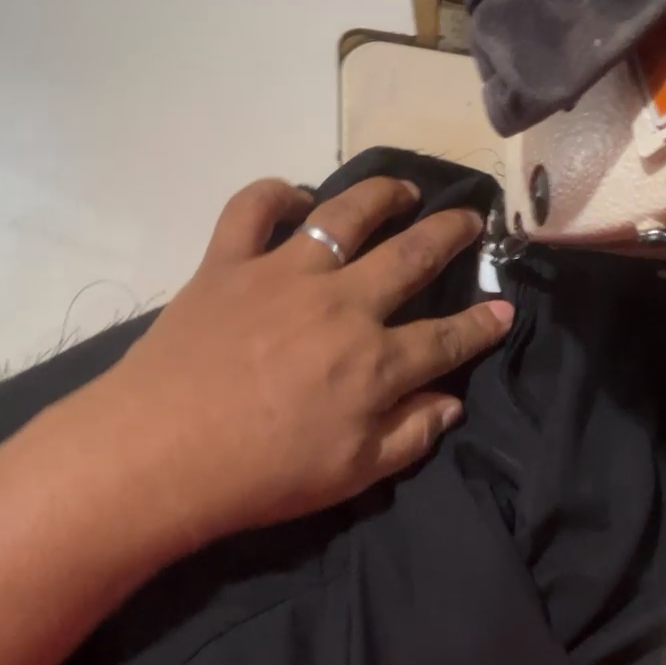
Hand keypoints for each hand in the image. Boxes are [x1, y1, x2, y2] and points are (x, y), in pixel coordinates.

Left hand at [65, 176, 512, 547]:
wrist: (159, 456)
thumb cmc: (263, 476)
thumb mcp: (353, 475)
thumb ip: (411, 435)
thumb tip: (453, 403)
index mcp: (377, 362)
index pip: (448, 337)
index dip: (483, 323)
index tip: (505, 309)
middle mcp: (342, 305)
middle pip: (411, 256)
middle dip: (450, 234)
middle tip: (469, 217)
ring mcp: (283, 275)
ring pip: (344, 215)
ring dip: (382, 195)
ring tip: (403, 188)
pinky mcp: (227, 264)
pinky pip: (252, 209)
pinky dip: (274, 194)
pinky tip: (292, 195)